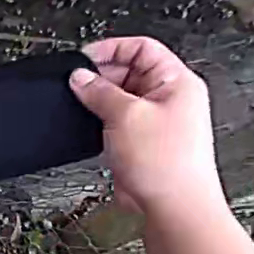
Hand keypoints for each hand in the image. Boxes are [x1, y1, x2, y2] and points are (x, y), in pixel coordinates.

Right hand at [68, 36, 224, 217]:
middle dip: (100, 75)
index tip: (82, 58)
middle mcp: (168, 97)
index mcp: (176, 82)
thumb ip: (99, 91)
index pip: (142, 48)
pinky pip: (116, 118)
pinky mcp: (140, 138)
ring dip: (98, 98)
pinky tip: (88, 124)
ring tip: (81, 106)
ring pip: (120, 95)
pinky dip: (99, 117)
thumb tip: (79, 76)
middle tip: (76, 85)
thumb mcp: (126, 115)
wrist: (173, 205)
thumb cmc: (165, 162)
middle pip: (129, 70)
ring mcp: (154, 119)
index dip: (111, 48)